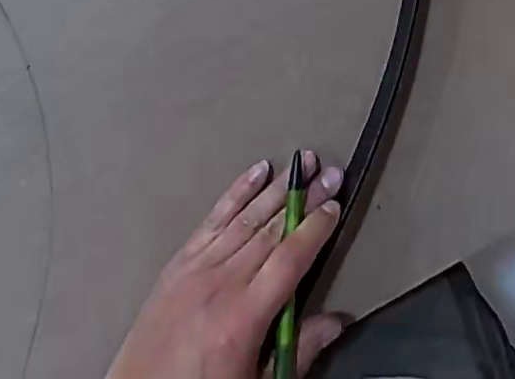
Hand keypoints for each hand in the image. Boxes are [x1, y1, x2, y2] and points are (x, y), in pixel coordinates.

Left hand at [106, 151, 347, 378]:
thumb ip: (298, 349)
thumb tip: (334, 322)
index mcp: (243, 317)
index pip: (290, 259)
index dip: (315, 229)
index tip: (334, 207)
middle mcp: (221, 283)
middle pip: (273, 228)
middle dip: (305, 198)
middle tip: (328, 173)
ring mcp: (198, 267)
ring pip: (247, 216)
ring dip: (278, 186)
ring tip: (301, 164)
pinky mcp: (180, 261)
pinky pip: (214, 217)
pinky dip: (237, 192)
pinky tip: (256, 173)